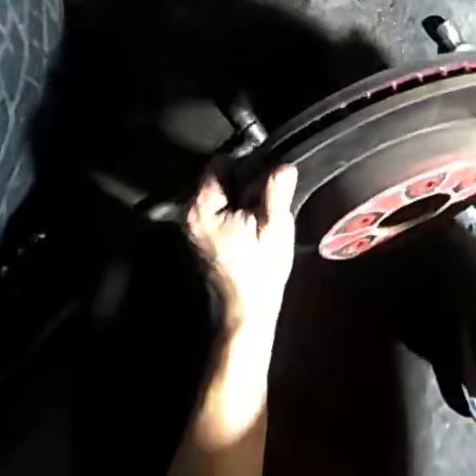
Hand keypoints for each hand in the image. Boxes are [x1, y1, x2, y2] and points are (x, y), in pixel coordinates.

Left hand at [184, 164, 299, 333]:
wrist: (246, 312)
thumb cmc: (259, 271)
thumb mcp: (274, 227)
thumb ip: (276, 191)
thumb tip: (284, 165)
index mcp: (203, 205)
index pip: (219, 163)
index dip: (245, 164)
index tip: (264, 177)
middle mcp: (191, 212)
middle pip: (218, 177)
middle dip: (244, 183)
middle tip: (264, 202)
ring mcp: (194, 226)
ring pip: (221, 194)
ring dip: (241, 198)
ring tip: (260, 216)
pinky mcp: (201, 238)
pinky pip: (219, 211)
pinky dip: (235, 213)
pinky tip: (251, 229)